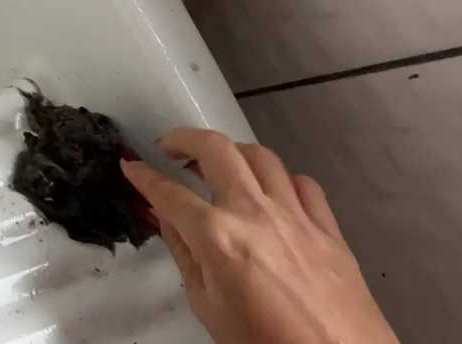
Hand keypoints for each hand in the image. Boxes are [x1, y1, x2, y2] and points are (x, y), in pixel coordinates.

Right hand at [121, 128, 398, 343]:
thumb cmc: (263, 343)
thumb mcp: (207, 305)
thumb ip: (184, 253)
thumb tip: (168, 218)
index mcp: (216, 235)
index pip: (166, 191)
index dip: (141, 175)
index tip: (130, 165)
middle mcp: (253, 213)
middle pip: (214, 148)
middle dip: (182, 138)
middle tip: (168, 148)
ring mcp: (296, 219)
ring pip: (260, 156)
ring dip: (231, 153)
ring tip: (220, 166)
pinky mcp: (331, 233)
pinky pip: (305, 186)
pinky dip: (281, 180)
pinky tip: (272, 194)